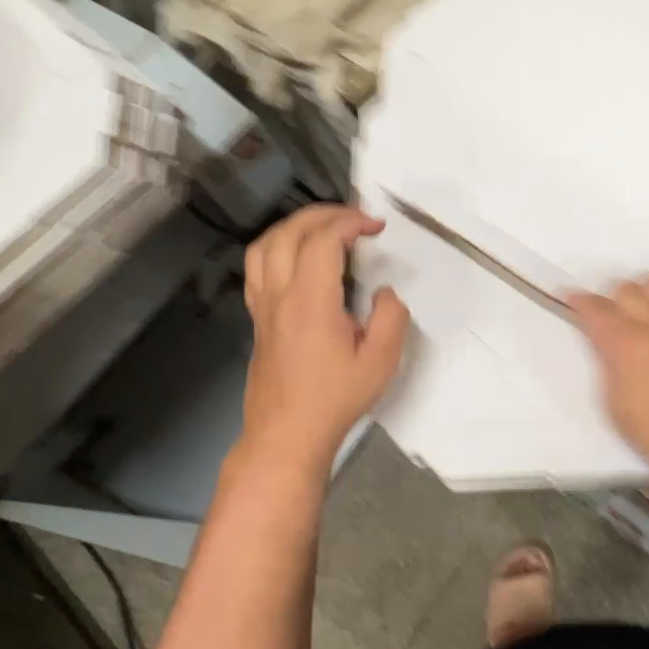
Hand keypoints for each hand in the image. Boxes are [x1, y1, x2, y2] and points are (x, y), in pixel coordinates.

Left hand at [239, 205, 408, 470]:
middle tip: (355, 218)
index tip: (376, 227)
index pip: (323, 241)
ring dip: (295, 226)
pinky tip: (300, 258)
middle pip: (289, 233)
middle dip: (323, 215)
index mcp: (310, 301)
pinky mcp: (257, 318)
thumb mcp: (381, 361)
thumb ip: (390, 317)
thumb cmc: (336, 398)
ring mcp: (263, 306)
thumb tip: (383, 293)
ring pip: (264, 246)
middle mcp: (280, 295)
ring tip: (324, 229)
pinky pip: (257, 267)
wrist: (287, 433)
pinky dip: (278, 248)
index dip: (350, 223)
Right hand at [570, 276, 648, 472]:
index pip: (596, 308)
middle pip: (627, 288)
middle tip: (610, 317)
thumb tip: (603, 338)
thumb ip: (606, 359)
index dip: (580, 301)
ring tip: (642, 308)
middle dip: (612, 298)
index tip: (572, 300)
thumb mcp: (611, 398)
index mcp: (626, 344)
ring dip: (645, 289)